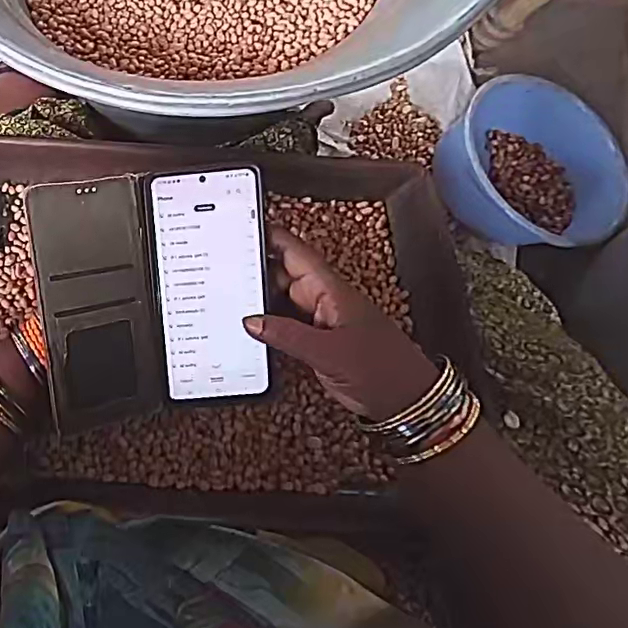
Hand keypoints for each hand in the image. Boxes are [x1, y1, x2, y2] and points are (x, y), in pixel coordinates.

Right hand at [244, 227, 442, 419]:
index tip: (243, 227)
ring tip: (228, 295)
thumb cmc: (382, 370)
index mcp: (330, 290)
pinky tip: (249, 326)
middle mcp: (322, 299)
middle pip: (281, 274)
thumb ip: (287, 335)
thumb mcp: (329, 353)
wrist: (405, 400)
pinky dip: (267, 322)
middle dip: (255, 268)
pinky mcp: (315, 339)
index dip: (270, 236)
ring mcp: (318, 319)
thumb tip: (252, 321)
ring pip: (280, 299)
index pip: (295, 252)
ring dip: (259, 298)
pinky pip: (284, 322)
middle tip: (222, 268)